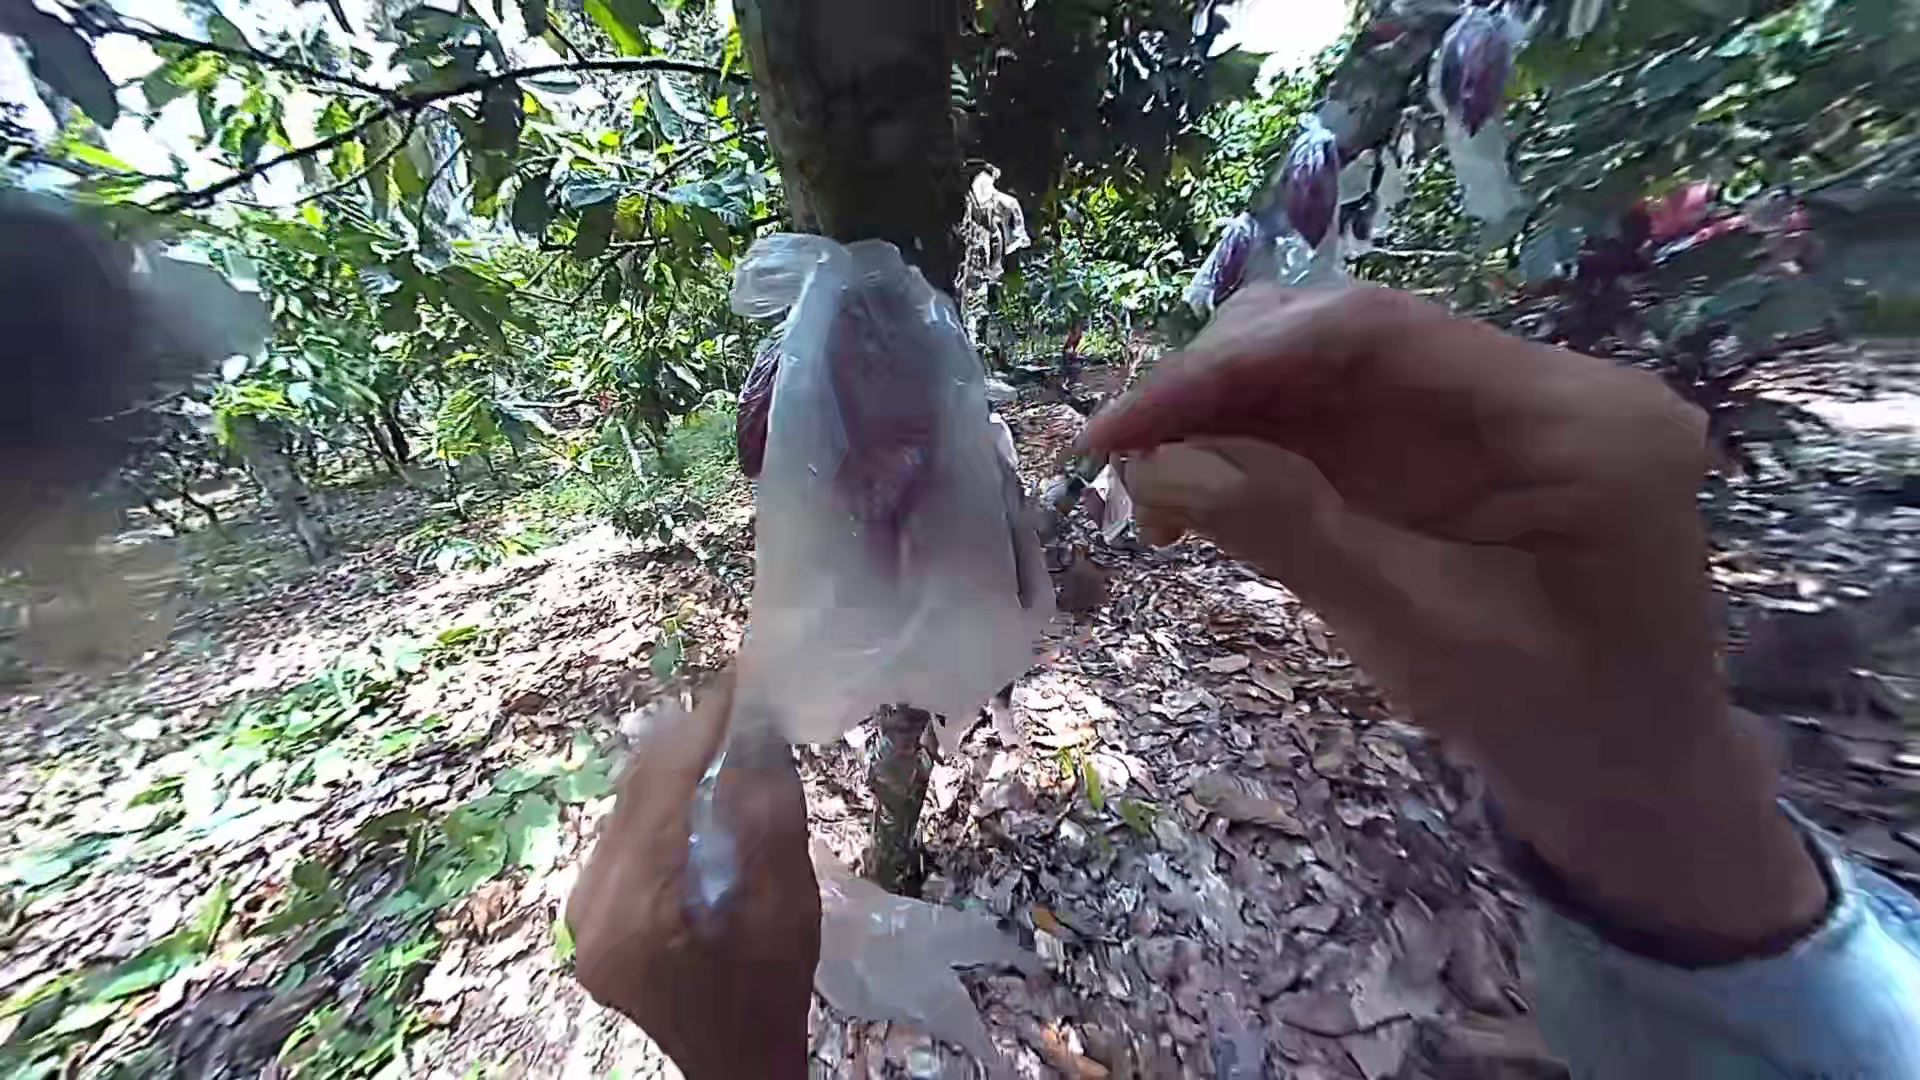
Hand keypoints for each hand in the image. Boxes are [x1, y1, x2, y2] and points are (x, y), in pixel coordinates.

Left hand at [567, 678, 817, 1078]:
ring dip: (682, 752)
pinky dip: (671, 783)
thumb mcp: (787, 905)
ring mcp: (583, 904)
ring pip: (631, 797)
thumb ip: (771, 822)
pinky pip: (631, 819)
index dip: (707, 725)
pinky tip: (706, 767)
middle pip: (641, 786)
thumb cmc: (770, 988)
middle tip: (742, 690)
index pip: (668, 788)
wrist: (735, 1059)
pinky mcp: (593, 901)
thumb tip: (760, 740)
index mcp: (637, 913)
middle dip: (694, 731)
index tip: (741, 675)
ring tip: (730, 718)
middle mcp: (590, 904)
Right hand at [1090, 285, 1825, 958]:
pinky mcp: (1394, 447)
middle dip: (1202, 390)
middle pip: (1316, 336)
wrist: (1601, 756)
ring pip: (1288, 374)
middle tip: (1125, 462)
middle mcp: (1497, 385)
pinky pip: (1286, 423)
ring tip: (1149, 495)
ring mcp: (1440, 412)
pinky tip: (1184, 504)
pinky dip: (1219, 454)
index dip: (1221, 367)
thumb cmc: (1540, 708)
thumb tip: (1155, 468)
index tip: (1120, 429)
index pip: (1361, 334)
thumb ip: (1289, 532)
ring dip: (1199, 423)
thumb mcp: (1413, 628)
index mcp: (1559, 413)